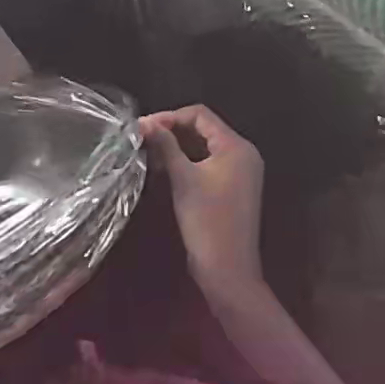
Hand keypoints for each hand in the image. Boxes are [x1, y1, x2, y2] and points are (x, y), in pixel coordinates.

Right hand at [140, 105, 266, 295]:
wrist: (227, 269)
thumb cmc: (207, 220)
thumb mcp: (184, 178)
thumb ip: (166, 145)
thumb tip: (143, 123)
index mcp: (237, 146)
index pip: (200, 115)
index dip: (170, 116)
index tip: (143, 127)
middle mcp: (243, 154)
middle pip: (203, 129)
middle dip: (171, 130)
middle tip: (142, 137)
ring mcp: (239, 172)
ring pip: (203, 147)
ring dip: (176, 147)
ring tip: (147, 151)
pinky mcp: (231, 188)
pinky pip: (207, 163)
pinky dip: (186, 162)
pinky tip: (162, 168)